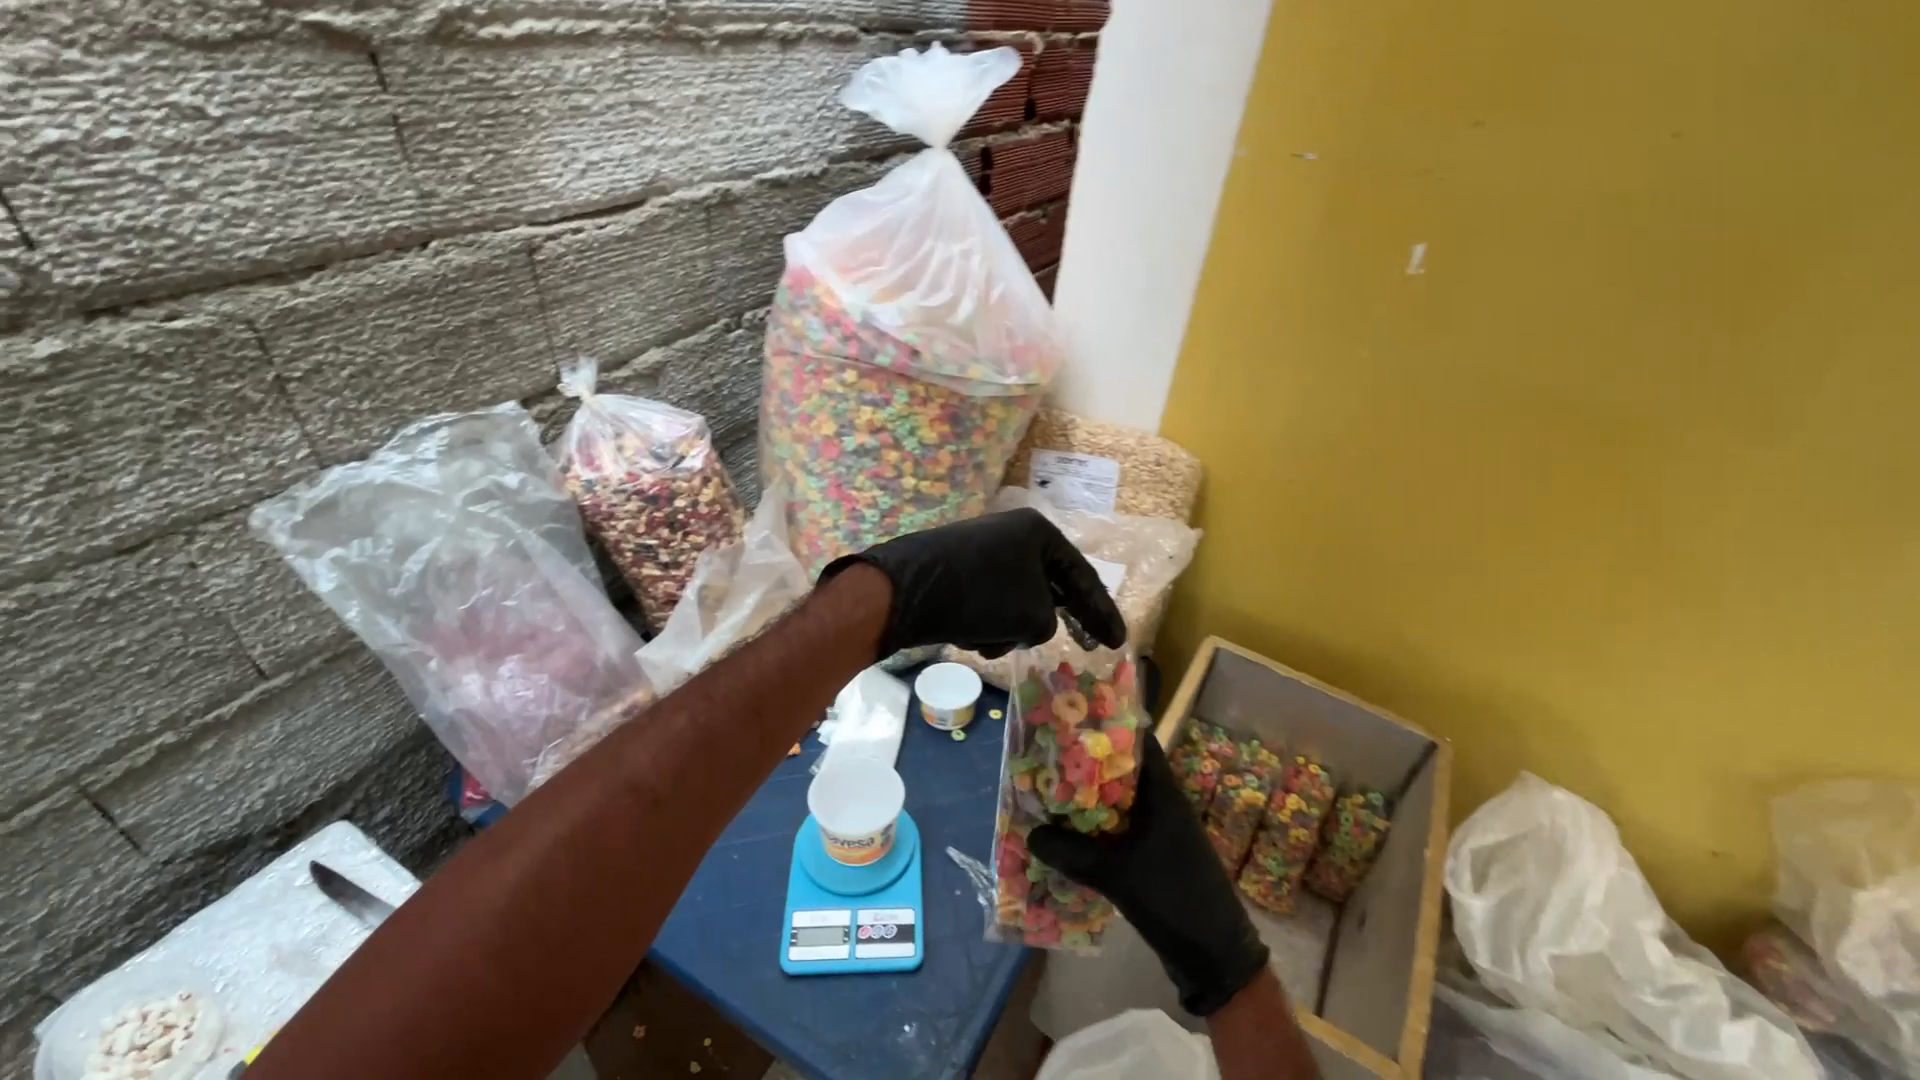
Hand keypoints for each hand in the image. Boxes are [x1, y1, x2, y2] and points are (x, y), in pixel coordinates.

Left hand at [818, 508, 1126, 660]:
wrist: (907, 590)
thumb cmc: (980, 595)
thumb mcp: (1033, 614)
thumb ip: (1048, 621)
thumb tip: (1028, 622)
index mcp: (1038, 532)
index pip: (1082, 577)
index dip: (1102, 613)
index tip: (1116, 642)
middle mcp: (1011, 536)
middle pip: (1047, 587)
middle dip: (1052, 620)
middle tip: (1084, 645)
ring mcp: (981, 552)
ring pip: (1013, 602)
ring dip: (1009, 628)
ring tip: (991, 640)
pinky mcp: (955, 572)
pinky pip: (985, 605)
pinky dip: (984, 624)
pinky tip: (967, 635)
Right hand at [1028, 734, 1271, 1016]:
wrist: (1215, 955)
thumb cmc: (1173, 899)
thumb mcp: (1116, 874)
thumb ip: (1072, 853)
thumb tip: (1032, 834)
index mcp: (1164, 795)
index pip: (1139, 744)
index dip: (1108, 727)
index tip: (1071, 721)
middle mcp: (1164, 805)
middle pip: (1124, 772)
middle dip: (1088, 766)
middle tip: (1047, 761)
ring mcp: (1161, 832)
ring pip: (1120, 804)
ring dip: (1090, 801)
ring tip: (1049, 796)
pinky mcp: (1156, 858)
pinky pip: (1121, 831)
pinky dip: (1097, 830)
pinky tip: (1069, 839)